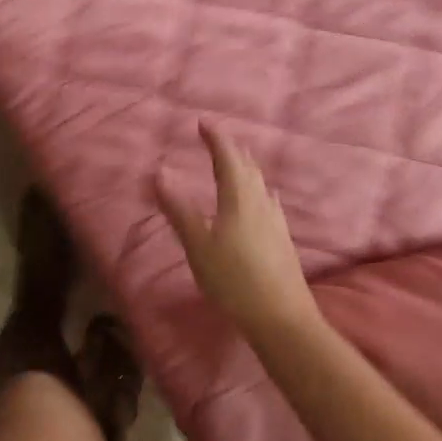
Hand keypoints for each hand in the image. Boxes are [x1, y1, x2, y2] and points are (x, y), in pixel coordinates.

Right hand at [161, 122, 321, 336]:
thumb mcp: (198, 245)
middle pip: (247, 167)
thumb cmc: (234, 280)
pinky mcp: (282, 238)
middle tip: (214, 138)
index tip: (202, 122)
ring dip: (244, 167)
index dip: (215, 137)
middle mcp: (261, 202)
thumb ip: (178, 209)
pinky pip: (265, 199)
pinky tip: (255, 200)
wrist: (282, 318)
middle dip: (230, 149)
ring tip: (232, 163)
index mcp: (239, 198)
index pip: (227, 157)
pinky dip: (254, 187)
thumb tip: (159, 173)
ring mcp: (275, 220)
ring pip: (259, 183)